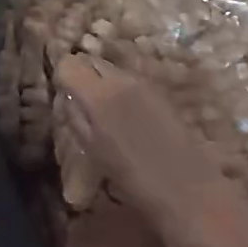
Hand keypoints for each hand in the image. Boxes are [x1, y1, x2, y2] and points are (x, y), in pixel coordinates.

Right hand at [54, 55, 223, 224]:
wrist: (186, 186)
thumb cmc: (132, 176)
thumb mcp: (92, 150)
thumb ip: (76, 118)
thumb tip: (67, 98)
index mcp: (98, 94)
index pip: (69, 64)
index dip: (62, 77)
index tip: (62, 95)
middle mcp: (121, 79)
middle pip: (91, 60)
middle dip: (81, 75)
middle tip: (78, 100)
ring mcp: (143, 82)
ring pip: (111, 69)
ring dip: (100, 83)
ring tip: (101, 112)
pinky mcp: (159, 91)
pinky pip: (129, 81)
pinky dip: (119, 90)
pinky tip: (124, 117)